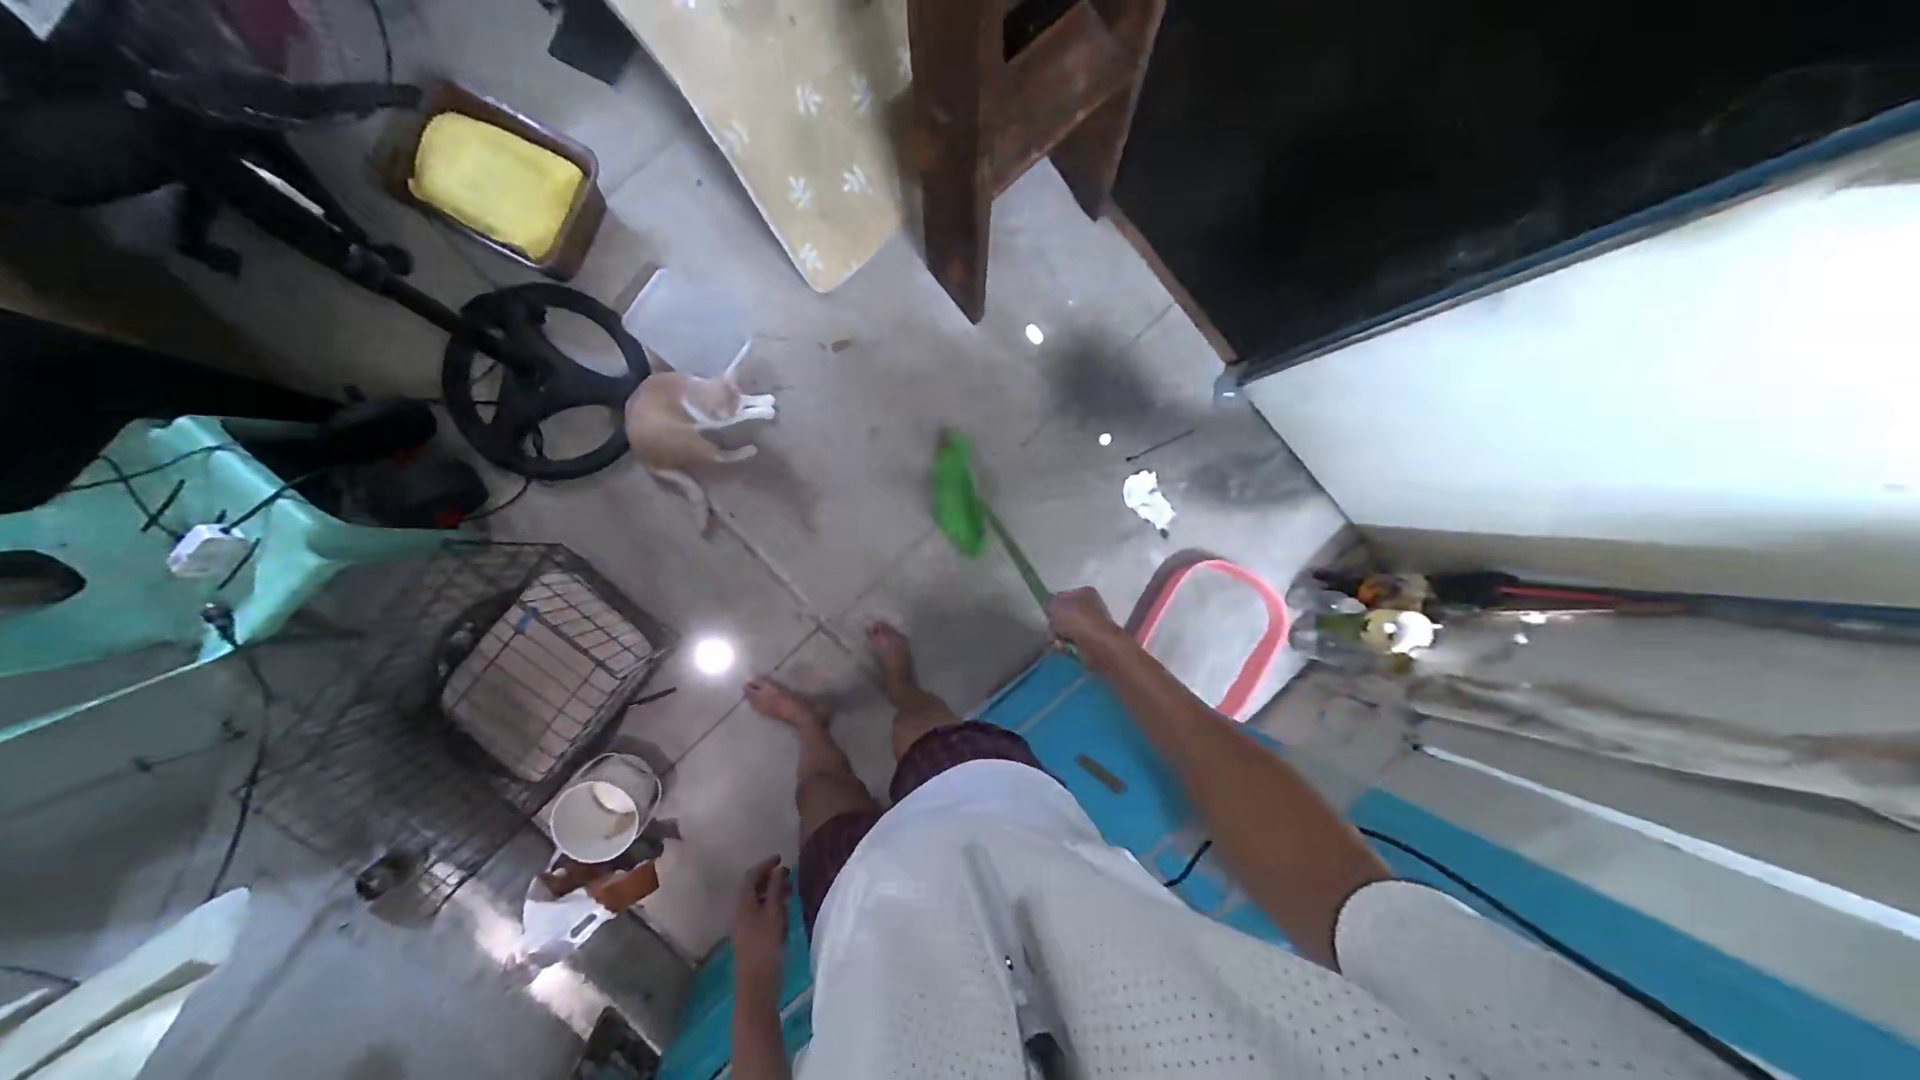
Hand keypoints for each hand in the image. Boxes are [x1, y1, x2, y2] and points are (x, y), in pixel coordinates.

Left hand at [733, 856, 789, 984]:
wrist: (756, 984)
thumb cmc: (766, 944)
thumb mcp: (774, 912)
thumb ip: (776, 888)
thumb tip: (779, 869)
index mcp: (743, 904)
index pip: (751, 876)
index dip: (765, 864)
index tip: (781, 858)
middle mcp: (741, 913)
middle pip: (753, 888)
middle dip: (770, 879)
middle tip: (789, 876)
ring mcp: (745, 927)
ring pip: (758, 902)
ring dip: (772, 894)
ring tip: (790, 894)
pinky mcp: (751, 939)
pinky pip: (760, 915)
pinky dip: (772, 908)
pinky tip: (785, 915)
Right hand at [1047, 586, 1120, 648]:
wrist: (1097, 644)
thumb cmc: (1077, 619)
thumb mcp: (1056, 605)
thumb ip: (1049, 603)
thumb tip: (1050, 607)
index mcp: (1085, 592)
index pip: (1063, 596)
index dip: (1052, 605)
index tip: (1047, 614)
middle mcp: (1090, 606)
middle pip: (1064, 614)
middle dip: (1054, 624)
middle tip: (1050, 630)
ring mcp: (1091, 624)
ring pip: (1066, 629)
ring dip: (1057, 636)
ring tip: (1056, 641)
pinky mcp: (1091, 640)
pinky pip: (1072, 641)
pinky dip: (1065, 645)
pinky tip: (1063, 647)